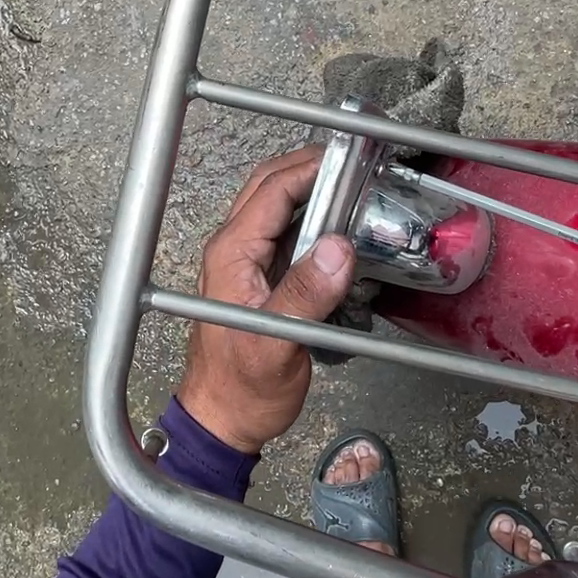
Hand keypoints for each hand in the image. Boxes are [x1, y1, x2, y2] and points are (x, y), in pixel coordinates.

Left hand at [178, 147, 356, 454]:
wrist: (224, 417)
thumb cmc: (241, 387)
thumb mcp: (276, 343)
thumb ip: (305, 295)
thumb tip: (338, 249)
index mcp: (231, 253)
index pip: (271, 191)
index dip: (309, 169)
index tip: (347, 159)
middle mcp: (234, 249)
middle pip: (269, 187)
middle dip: (308, 166)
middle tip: (353, 162)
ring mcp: (245, 261)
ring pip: (276, 206)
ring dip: (310, 189)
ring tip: (352, 185)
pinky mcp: (259, 277)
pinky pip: (285, 233)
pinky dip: (311, 219)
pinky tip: (338, 226)